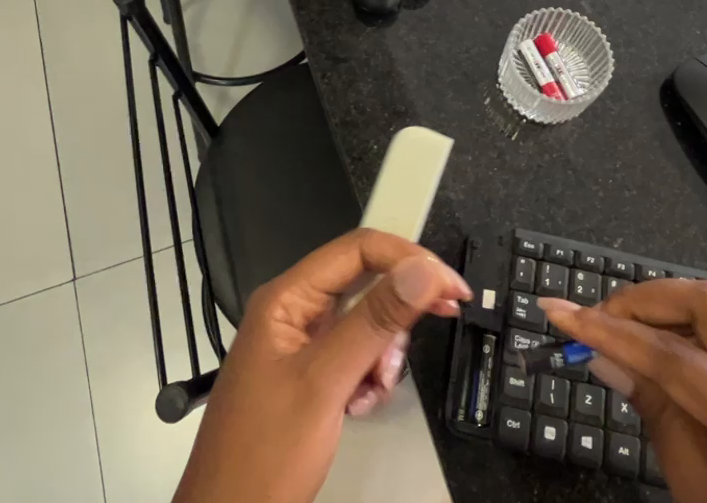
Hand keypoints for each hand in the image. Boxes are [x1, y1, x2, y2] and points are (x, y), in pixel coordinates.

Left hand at [173, 229, 472, 502]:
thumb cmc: (259, 457)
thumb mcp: (325, 383)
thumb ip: (374, 322)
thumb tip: (420, 270)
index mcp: (286, 298)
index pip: (357, 250)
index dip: (407, 258)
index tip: (448, 284)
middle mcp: (294, 312)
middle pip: (366, 282)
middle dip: (398, 310)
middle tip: (441, 316)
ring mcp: (302, 344)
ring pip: (367, 321)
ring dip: (384, 352)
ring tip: (373, 386)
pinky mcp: (312, 373)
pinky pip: (358, 354)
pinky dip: (372, 376)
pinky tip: (360, 403)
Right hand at [541, 280, 706, 502]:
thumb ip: (664, 428)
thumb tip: (609, 359)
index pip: (680, 359)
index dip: (611, 331)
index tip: (558, 313)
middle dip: (644, 301)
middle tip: (594, 323)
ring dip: (666, 312)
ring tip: (619, 337)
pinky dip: (691, 335)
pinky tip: (659, 358)